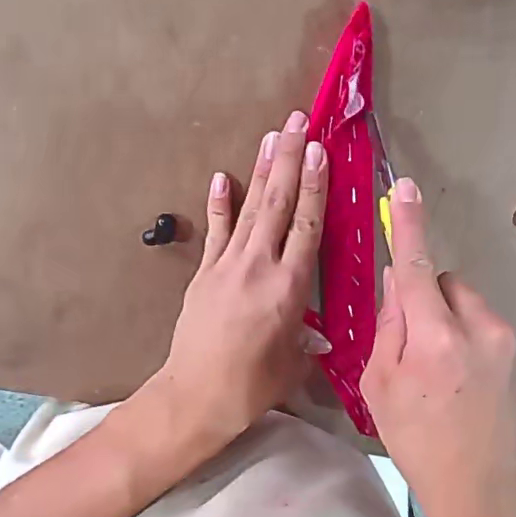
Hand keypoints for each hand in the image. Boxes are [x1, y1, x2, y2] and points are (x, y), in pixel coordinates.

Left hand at [141, 110, 327, 447]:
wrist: (197, 395)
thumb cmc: (252, 386)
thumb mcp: (292, 365)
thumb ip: (307, 343)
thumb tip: (318, 337)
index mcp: (289, 288)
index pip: (307, 225)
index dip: (314, 185)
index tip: (318, 150)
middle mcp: (259, 267)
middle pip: (278, 203)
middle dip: (289, 159)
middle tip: (297, 122)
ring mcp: (227, 267)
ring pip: (249, 209)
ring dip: (261, 170)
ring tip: (271, 136)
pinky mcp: (203, 274)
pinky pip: (214, 232)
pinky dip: (219, 204)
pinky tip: (221, 178)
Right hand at [362, 178, 515, 516]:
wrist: (476, 487)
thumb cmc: (415, 440)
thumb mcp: (380, 385)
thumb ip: (389, 328)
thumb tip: (398, 286)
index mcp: (435, 338)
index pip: (417, 268)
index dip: (409, 225)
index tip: (405, 187)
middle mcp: (478, 327)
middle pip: (441, 282)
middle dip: (419, 296)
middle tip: (401, 343)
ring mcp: (502, 338)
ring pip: (458, 301)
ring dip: (438, 316)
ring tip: (427, 367)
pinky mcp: (513, 350)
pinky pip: (474, 320)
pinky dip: (454, 332)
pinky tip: (449, 375)